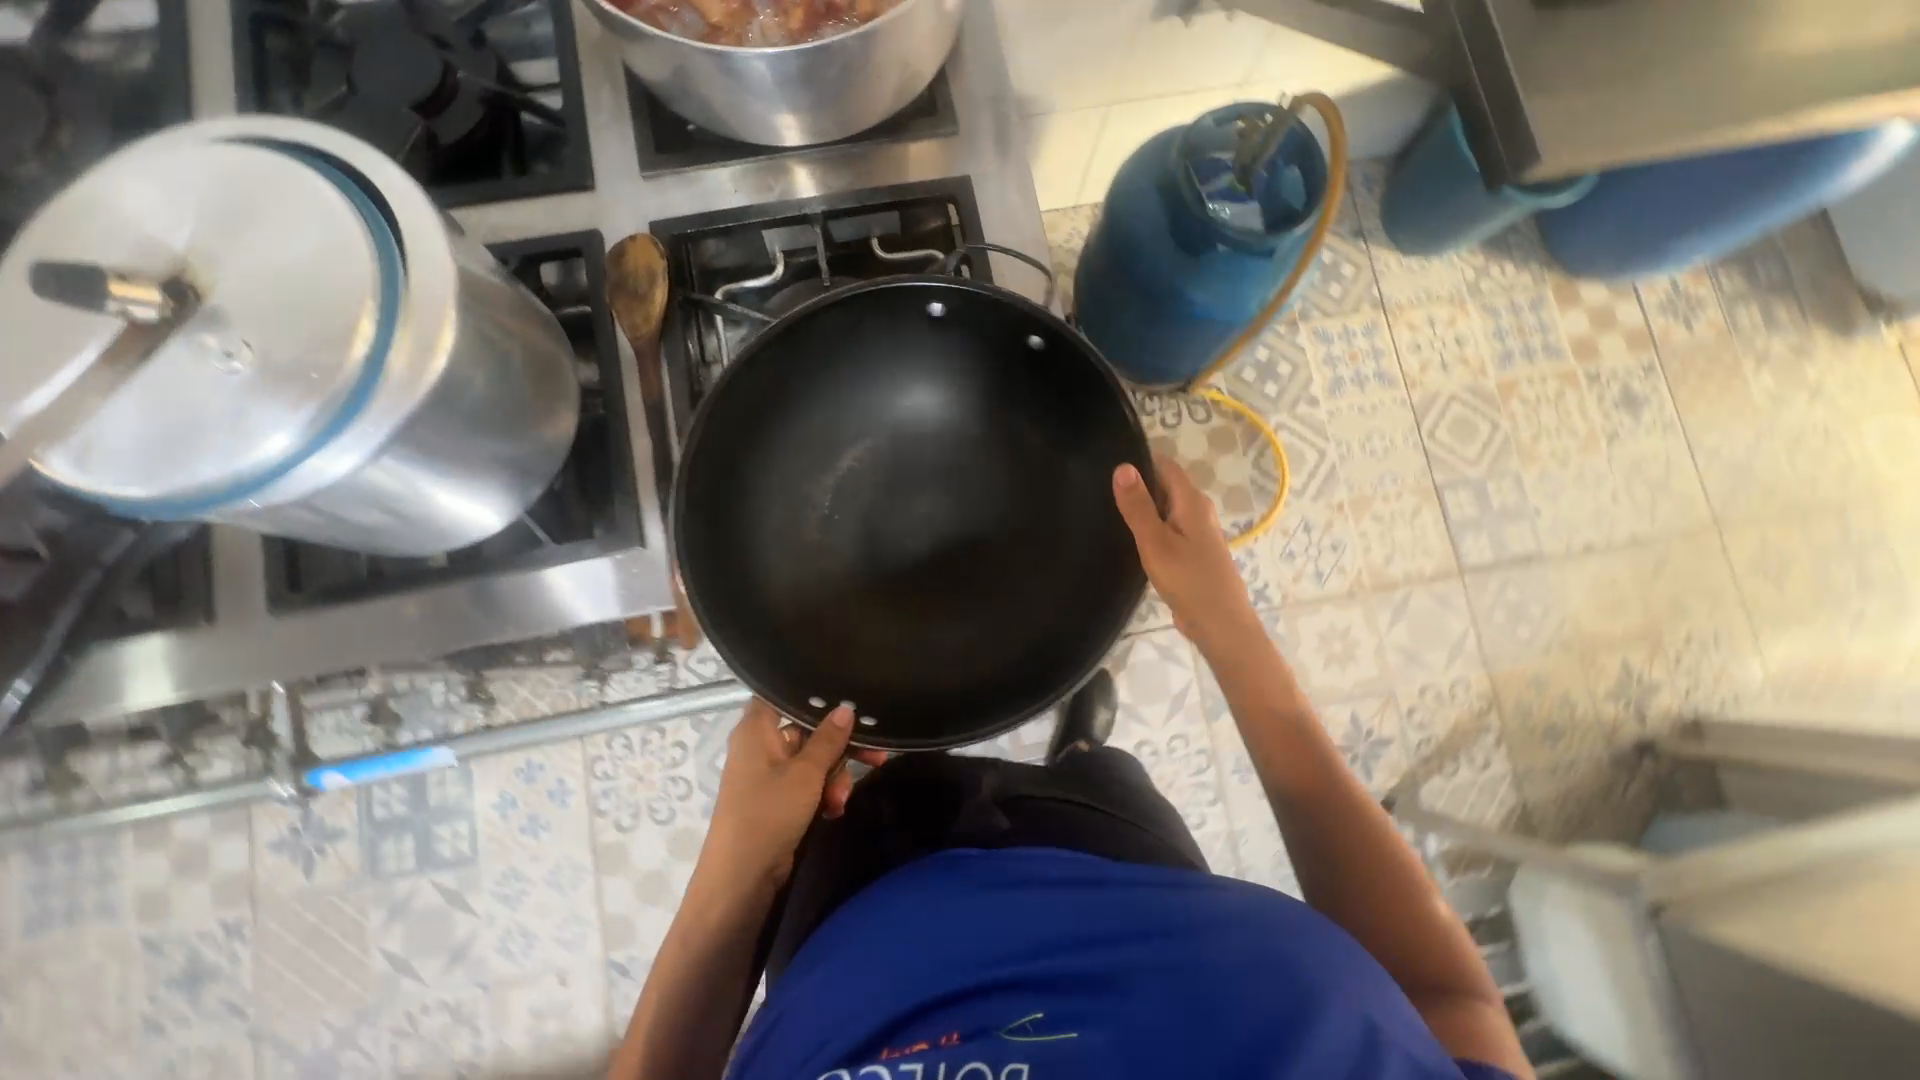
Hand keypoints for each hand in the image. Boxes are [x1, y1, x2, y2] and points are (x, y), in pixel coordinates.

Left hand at [703, 699, 886, 886]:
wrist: (742, 875)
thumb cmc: (769, 812)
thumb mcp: (806, 773)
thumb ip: (829, 739)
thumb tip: (846, 708)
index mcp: (757, 729)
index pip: (782, 695)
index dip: (812, 696)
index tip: (846, 700)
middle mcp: (761, 745)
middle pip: (807, 731)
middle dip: (839, 749)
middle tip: (875, 757)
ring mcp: (768, 774)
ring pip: (812, 761)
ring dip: (833, 777)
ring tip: (841, 800)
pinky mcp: (777, 799)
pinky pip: (807, 784)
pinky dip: (822, 794)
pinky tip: (833, 810)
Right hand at [1113, 454, 1262, 653]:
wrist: (1219, 623)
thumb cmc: (1188, 580)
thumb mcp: (1155, 541)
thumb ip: (1138, 506)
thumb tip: (1123, 466)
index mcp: (1192, 502)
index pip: (1166, 466)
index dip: (1141, 460)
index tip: (1109, 461)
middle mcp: (1199, 512)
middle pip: (1166, 487)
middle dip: (1140, 485)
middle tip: (1101, 488)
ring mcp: (1199, 535)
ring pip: (1167, 511)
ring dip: (1145, 510)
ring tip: (1110, 512)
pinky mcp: (1194, 555)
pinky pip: (1170, 531)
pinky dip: (1152, 530)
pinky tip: (1132, 541)